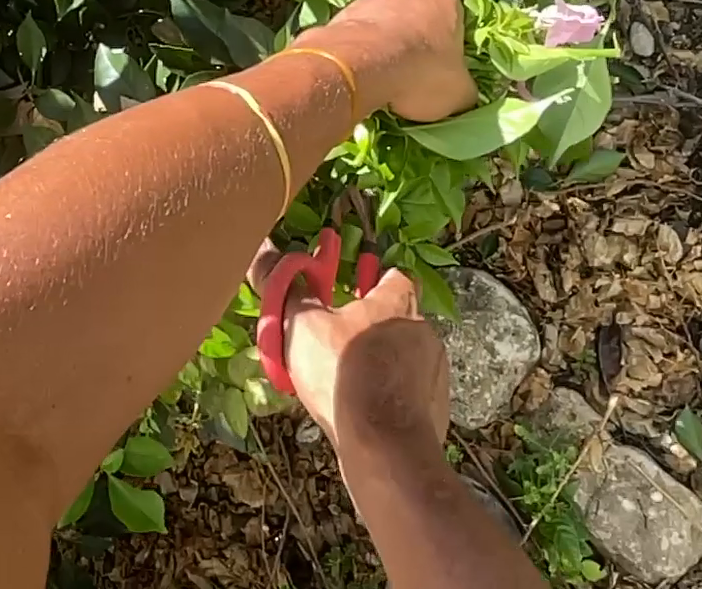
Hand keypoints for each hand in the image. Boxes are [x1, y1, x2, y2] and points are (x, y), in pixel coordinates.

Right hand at [249, 251, 449, 460]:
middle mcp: (423, 331)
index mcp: (397, 301)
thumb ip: (287, 289)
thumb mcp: (302, 324)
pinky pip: (409, 392)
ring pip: (404, 356)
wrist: (385, 448)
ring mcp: (434, 372)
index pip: (395, 274)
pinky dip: (389, 394)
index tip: (356, 285)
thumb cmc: (343, 372)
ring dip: (381, 359)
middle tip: (341, 332)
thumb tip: (266, 252)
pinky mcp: (435, 409)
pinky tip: (362, 406)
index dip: (375, 277)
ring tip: (346, 374)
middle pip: (398, 316)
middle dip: (372, 322)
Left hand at [295, 0, 473, 121]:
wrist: (362, 65)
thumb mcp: (459, 92)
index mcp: (445, 0)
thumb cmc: (422, 73)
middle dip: (412, 42)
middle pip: (414, 17)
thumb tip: (460, 93)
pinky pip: (355, 34)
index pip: (452, 22)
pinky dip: (358, 51)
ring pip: (382, 23)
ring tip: (379, 78)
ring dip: (381, 45)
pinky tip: (357, 74)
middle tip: (409, 74)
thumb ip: (462, 87)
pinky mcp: (341, 12)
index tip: (438, 72)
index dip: (447, 49)